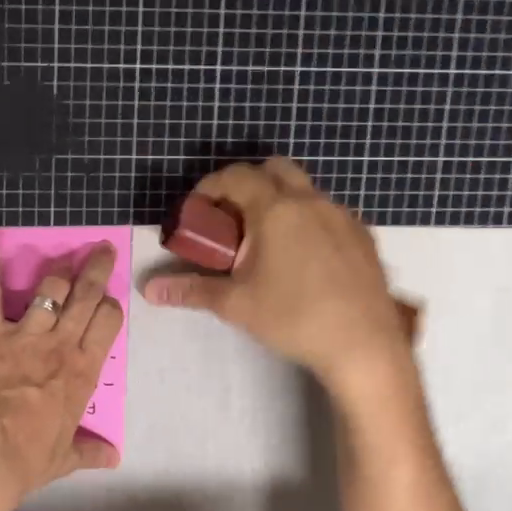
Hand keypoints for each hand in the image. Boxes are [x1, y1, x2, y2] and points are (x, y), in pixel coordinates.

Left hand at [0, 238, 123, 510]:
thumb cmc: (26, 464)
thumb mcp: (64, 459)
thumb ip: (89, 451)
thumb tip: (112, 458)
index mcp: (82, 373)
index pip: (108, 322)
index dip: (109, 308)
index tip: (106, 305)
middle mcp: (59, 347)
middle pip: (86, 296)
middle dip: (96, 270)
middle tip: (100, 253)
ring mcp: (23, 338)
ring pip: (49, 289)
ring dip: (57, 273)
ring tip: (61, 264)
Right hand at [142, 157, 409, 388]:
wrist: (362, 342)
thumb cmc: (292, 318)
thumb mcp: (234, 305)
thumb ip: (191, 290)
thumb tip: (149, 290)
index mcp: (276, 210)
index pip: (236, 176)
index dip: (209, 188)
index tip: (194, 213)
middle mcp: (311, 201)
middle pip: (274, 169)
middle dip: (246, 186)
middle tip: (227, 221)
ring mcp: (341, 215)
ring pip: (303, 190)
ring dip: (277, 203)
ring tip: (261, 245)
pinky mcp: (361, 235)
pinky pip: (325, 213)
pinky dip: (303, 222)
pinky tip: (297, 261)